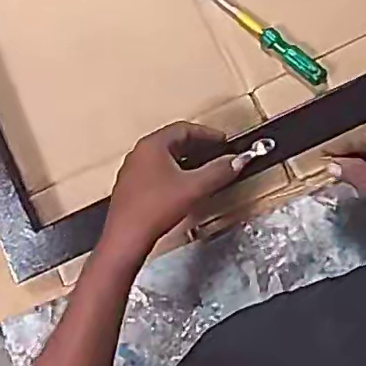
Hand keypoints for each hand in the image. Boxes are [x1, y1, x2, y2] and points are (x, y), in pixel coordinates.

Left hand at [102, 122, 244, 255]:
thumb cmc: (155, 208)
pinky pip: (154, 172)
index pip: (183, 129)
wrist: (127, 237)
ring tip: (202, 170)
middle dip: (196, 146)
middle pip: (172, 141)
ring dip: (184, 160)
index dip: (207, 134)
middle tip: (215, 153)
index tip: (222, 141)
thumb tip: (238, 160)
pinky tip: (182, 188)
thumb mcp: (194, 187)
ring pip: (162, 158)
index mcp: (152, 145)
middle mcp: (139, 153)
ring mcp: (132, 171)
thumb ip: (219, 171)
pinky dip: (172, 173)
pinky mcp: (130, 188)